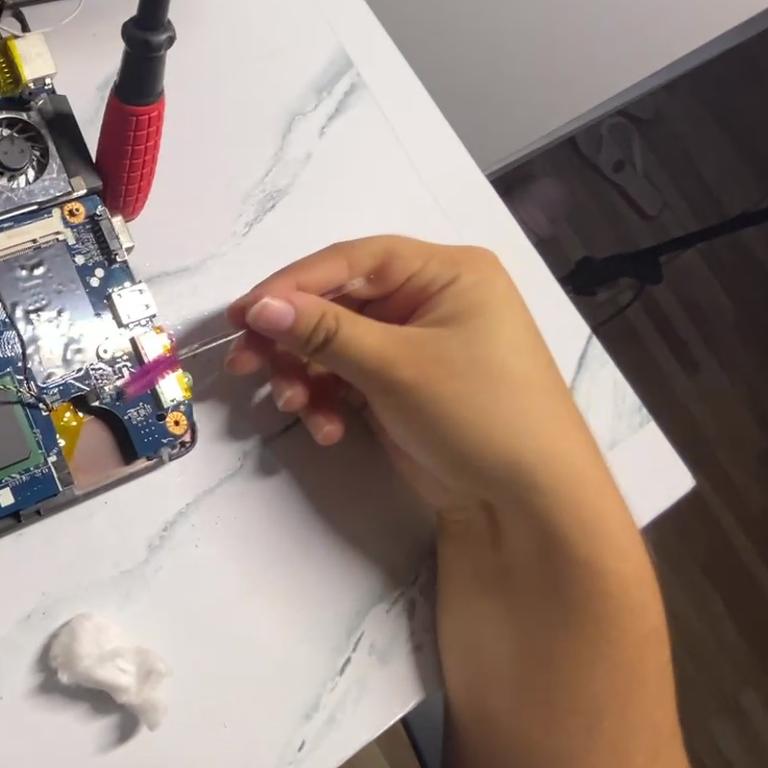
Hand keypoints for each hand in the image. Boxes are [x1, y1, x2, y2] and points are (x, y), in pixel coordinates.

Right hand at [224, 236, 607, 514]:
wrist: (526, 505)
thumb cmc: (477, 413)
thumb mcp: (395, 366)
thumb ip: (321, 330)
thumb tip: (257, 306)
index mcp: (443, 273)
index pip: (349, 262)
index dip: (290, 284)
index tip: (241, 314)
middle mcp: (424, 300)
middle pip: (332, 304)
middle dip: (289, 340)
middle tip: (244, 364)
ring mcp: (409, 344)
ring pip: (329, 345)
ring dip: (304, 376)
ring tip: (294, 407)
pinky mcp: (395, 384)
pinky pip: (341, 377)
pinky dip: (325, 400)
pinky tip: (328, 430)